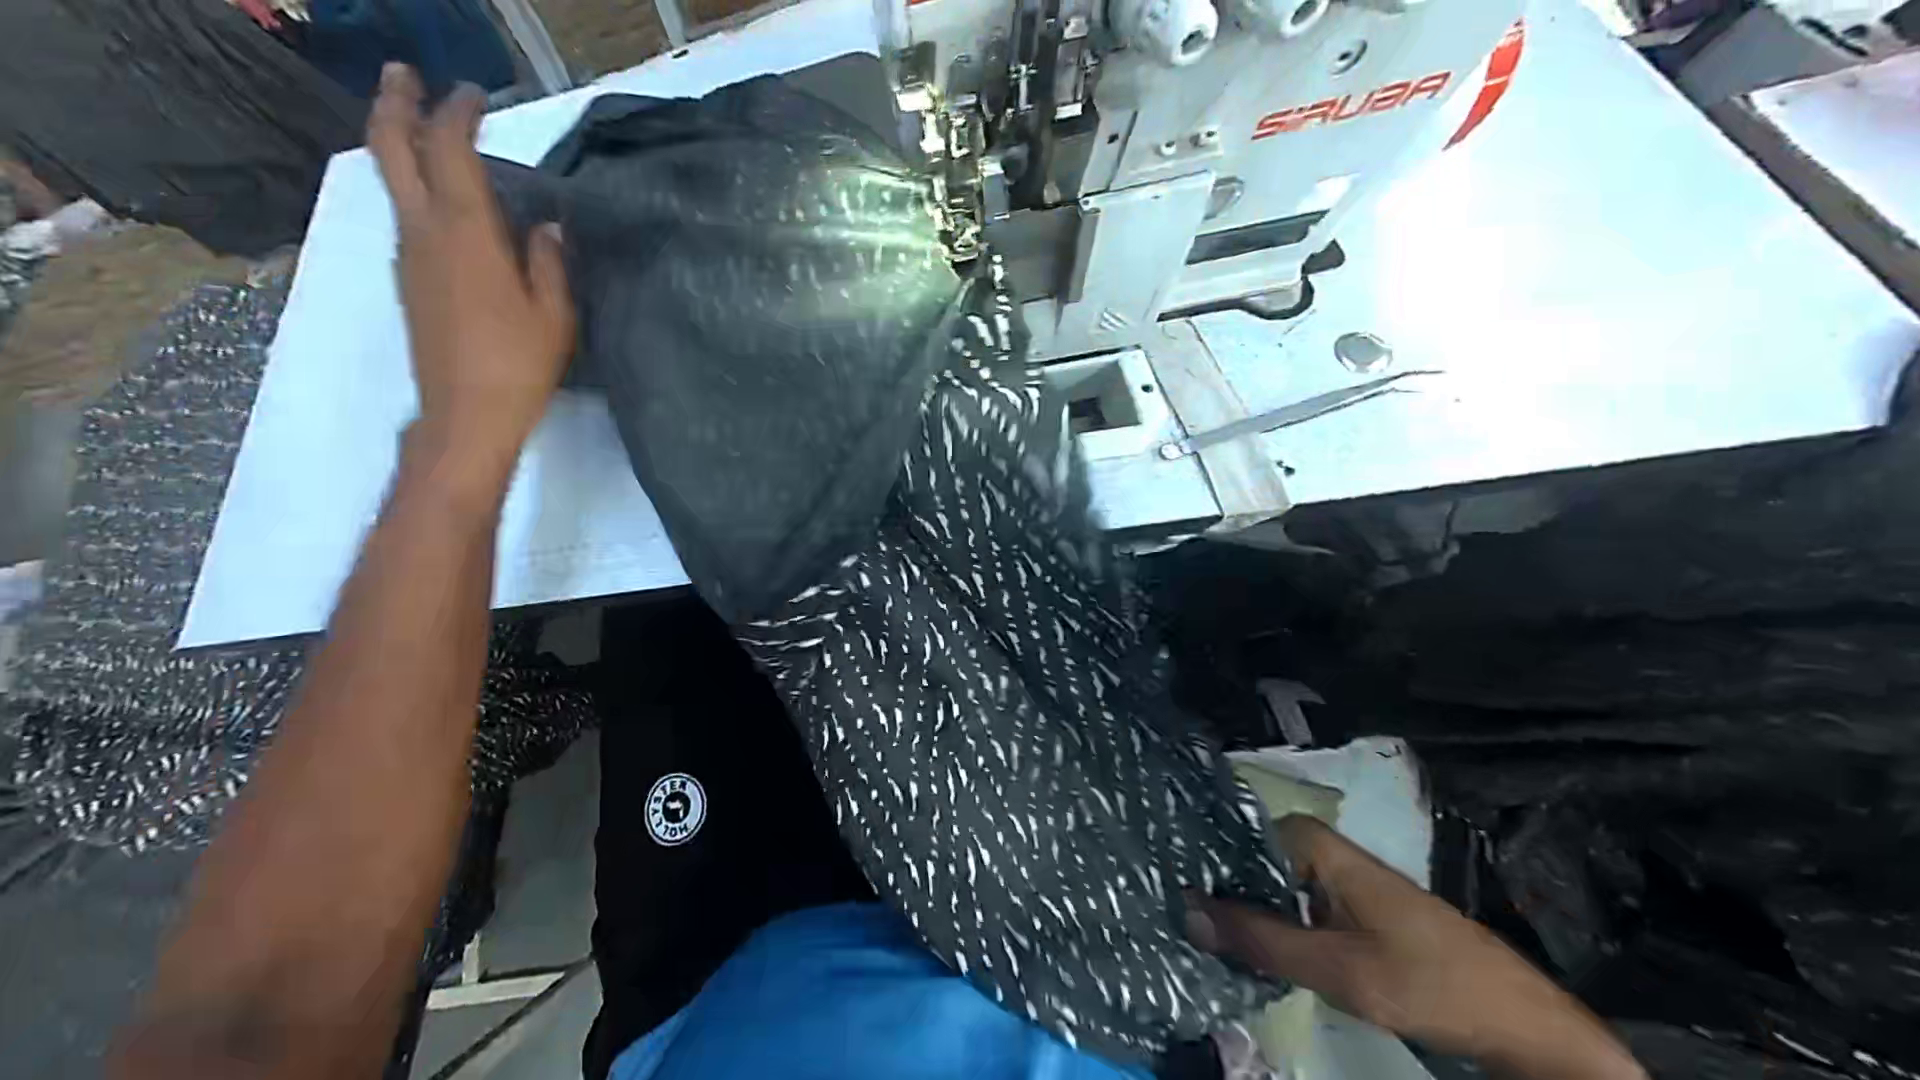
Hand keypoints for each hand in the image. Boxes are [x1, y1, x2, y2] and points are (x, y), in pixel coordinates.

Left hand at [367, 63, 573, 492]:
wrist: (466, 413)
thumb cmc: (519, 364)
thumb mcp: (554, 315)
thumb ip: (550, 263)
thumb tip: (547, 226)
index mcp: (466, 233)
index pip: (451, 150)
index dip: (459, 113)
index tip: (475, 94)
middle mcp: (424, 232)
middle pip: (391, 149)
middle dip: (396, 104)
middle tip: (405, 75)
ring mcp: (408, 256)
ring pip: (392, 181)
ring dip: (401, 144)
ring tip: (424, 130)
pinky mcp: (408, 280)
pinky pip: (405, 216)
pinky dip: (414, 187)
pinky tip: (440, 199)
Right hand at [1187, 815, 1644, 1079]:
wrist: (1519, 1023)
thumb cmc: (1427, 981)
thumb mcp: (1336, 968)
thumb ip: (1260, 940)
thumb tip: (1183, 909)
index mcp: (1315, 844)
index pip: (1236, 829)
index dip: (1200, 852)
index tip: (1162, 873)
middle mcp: (1319, 850)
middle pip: (1248, 857)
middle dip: (1213, 882)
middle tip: (1168, 906)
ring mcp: (1332, 880)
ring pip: (1266, 883)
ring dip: (1236, 906)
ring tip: (1190, 923)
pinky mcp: (1343, 909)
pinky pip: (1286, 904)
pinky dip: (1263, 921)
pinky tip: (1240, 943)